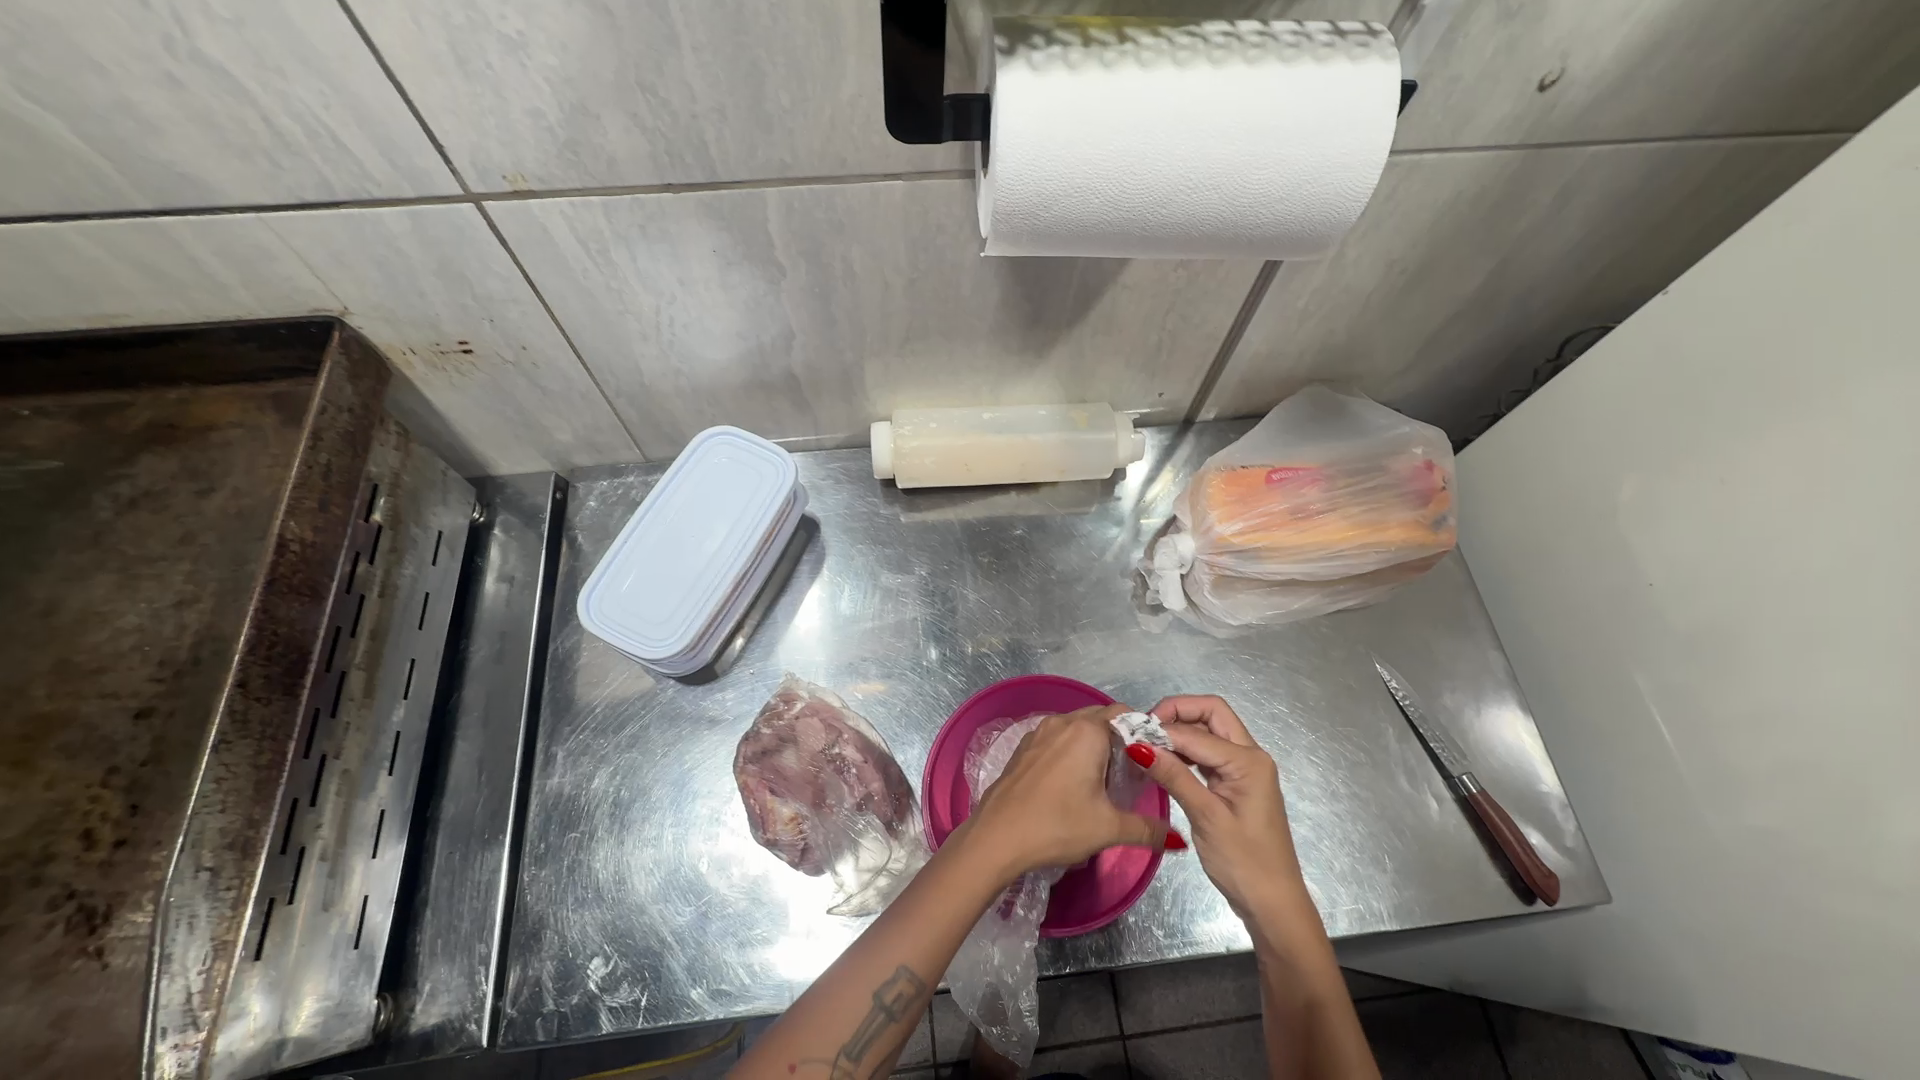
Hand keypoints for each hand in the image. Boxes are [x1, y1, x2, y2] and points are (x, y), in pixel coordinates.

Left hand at [962, 705, 1170, 880]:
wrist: (996, 837)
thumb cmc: (1056, 826)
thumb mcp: (1108, 828)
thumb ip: (1147, 829)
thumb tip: (1178, 840)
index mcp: (1087, 731)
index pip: (1125, 715)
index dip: (1143, 734)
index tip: (1154, 760)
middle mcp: (1063, 722)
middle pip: (1101, 719)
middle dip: (1120, 740)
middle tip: (1134, 772)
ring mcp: (1039, 733)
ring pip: (1077, 728)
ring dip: (1094, 745)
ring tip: (1106, 778)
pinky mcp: (1023, 748)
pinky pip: (1057, 739)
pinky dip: (1071, 751)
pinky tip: (1074, 782)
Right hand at [1131, 696, 1312, 923]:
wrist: (1272, 902)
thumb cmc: (1244, 862)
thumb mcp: (1206, 817)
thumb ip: (1174, 776)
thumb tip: (1138, 745)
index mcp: (1248, 761)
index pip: (1198, 731)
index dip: (1163, 729)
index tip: (1130, 735)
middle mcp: (1250, 756)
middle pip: (1212, 714)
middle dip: (1177, 712)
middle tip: (1143, 727)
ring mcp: (1244, 770)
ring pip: (1210, 732)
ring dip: (1180, 731)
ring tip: (1146, 743)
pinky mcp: (1235, 784)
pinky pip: (1208, 754)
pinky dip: (1185, 751)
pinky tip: (1163, 761)